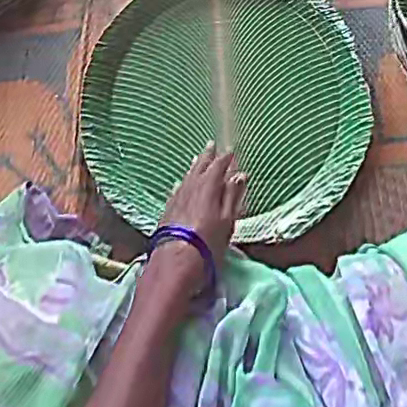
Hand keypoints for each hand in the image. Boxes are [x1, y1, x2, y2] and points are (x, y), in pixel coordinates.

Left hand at [151, 145, 245, 297]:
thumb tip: (239, 175)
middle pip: (199, 166)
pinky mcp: (168, 208)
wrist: (175, 262)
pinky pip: (178, 187)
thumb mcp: (227, 220)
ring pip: (187, 175)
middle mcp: (191, 187)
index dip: (225, 158)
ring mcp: (177, 197)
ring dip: (195, 166)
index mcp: (208, 186)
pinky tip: (181, 182)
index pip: (218, 166)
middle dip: (207, 155)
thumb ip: (232, 196)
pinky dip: (183, 181)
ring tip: (198, 159)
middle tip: (211, 144)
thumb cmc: (207, 242)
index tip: (231, 150)